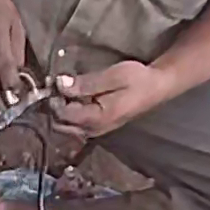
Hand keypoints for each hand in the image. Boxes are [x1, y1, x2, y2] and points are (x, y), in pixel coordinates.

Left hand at [48, 62, 175, 139]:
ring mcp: (93, 132)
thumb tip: (60, 84)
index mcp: (96, 119)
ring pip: (65, 127)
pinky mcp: (94, 129)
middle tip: (58, 87)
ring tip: (65, 91)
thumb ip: (86, 83)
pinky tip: (73, 99)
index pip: (63, 114)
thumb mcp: (113, 76)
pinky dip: (68, 114)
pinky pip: (73, 126)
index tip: (54, 82)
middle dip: (54, 107)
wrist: (156, 88)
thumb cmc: (138, 80)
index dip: (55, 99)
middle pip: (60, 125)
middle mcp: (92, 130)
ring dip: (60, 111)